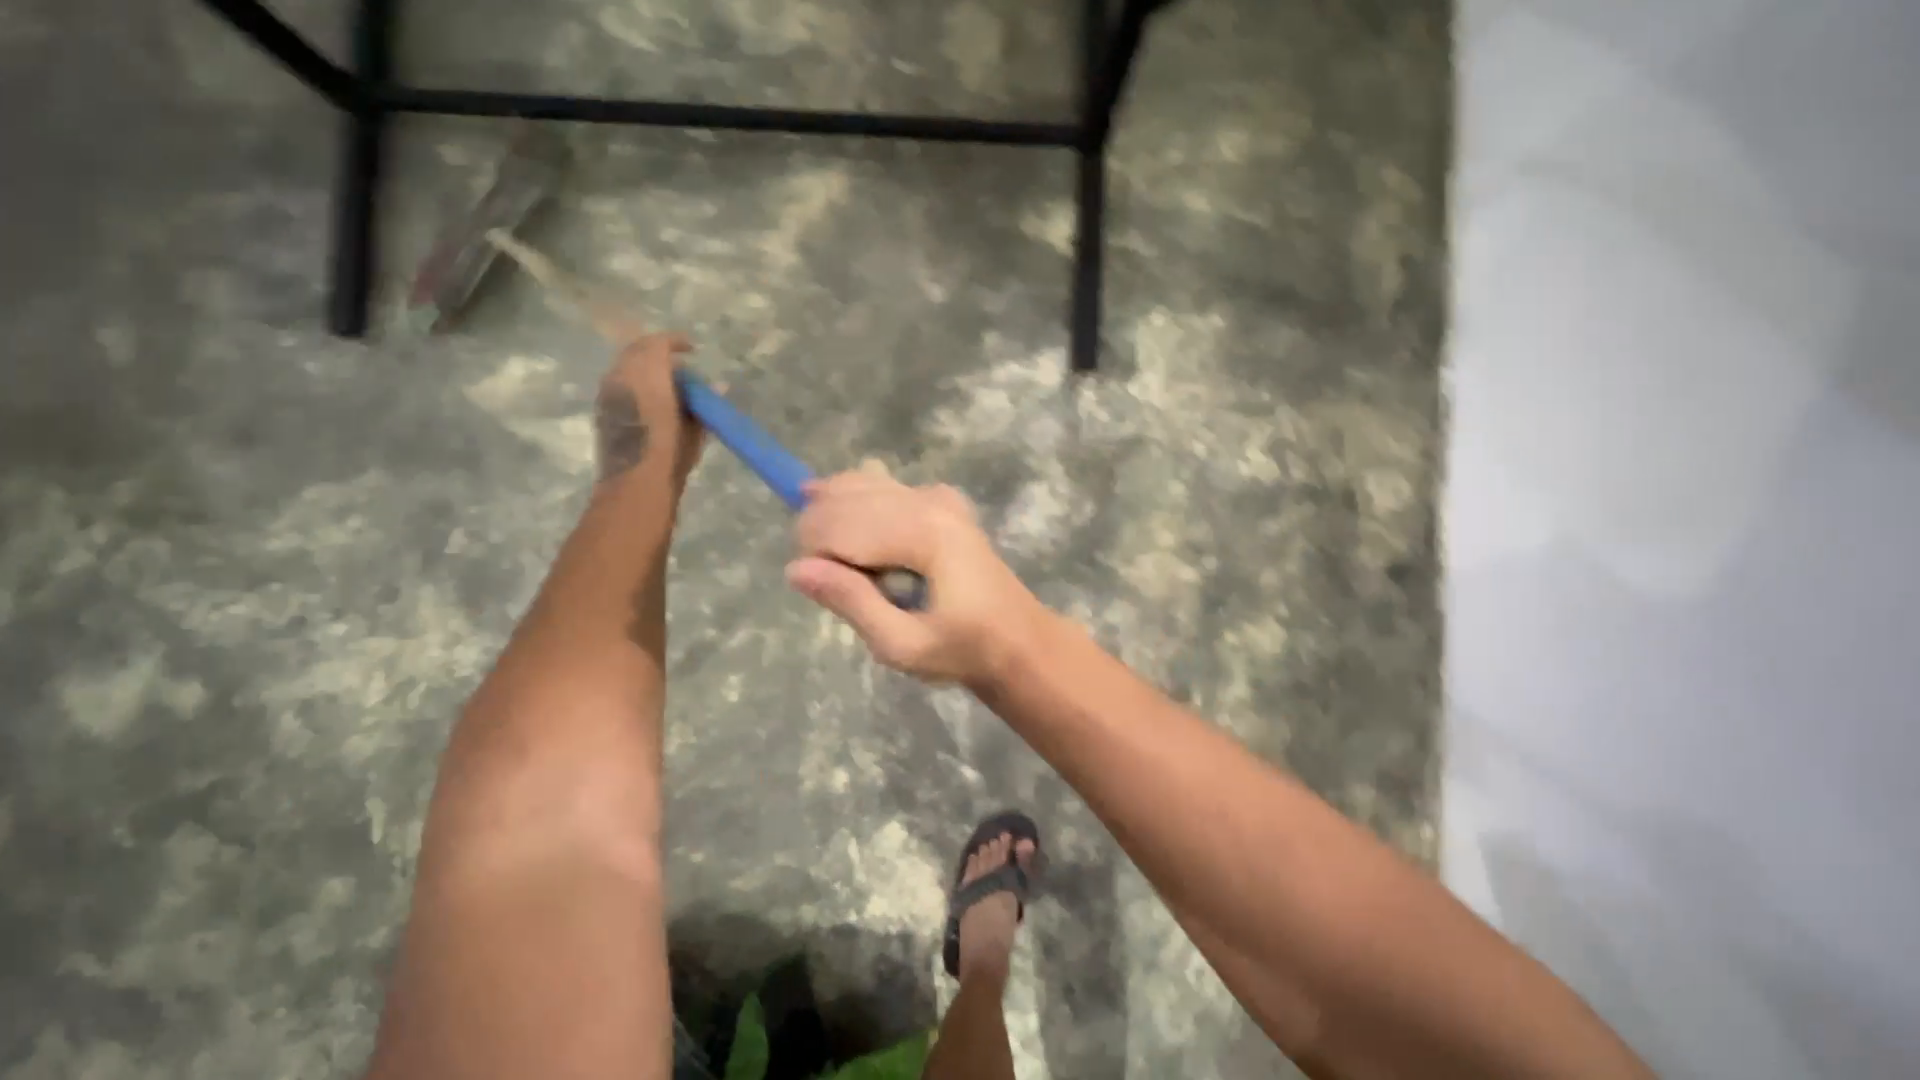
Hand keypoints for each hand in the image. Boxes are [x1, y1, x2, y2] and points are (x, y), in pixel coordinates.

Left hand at [594, 333, 700, 490]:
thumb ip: (702, 401)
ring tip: (666, 384)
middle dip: (657, 353)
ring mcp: (607, 392)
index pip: (659, 343)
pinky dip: (634, 385)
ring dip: (644, 369)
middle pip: (637, 351)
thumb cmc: (671, 453)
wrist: (634, 484)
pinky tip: (650, 402)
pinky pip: (619, 385)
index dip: (676, 341)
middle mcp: (623, 374)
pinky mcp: (601, 410)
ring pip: (625, 367)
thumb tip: (719, 385)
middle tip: (679, 366)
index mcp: (647, 372)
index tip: (692, 348)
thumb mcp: (695, 427)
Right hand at [787, 467, 1043, 685]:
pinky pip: (884, 485)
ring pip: (861, 480)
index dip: (814, 554)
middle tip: (829, 581)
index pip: (839, 522)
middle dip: (820, 532)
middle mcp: (929, 502)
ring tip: (841, 561)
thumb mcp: (902, 645)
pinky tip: (859, 536)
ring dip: (836, 514)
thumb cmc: (963, 651)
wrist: (1020, 641)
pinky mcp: (942, 500)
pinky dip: (859, 503)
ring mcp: (938, 496)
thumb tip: (796, 568)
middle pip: (846, 494)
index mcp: (924, 534)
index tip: (819, 591)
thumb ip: (851, 603)